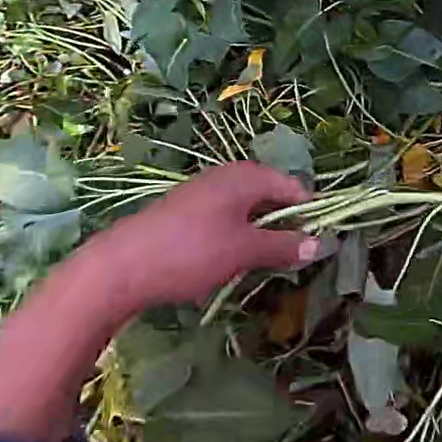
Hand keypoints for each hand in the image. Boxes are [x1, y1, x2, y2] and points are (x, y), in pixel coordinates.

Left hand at [88, 161, 319, 314]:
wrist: (120, 266)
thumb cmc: (190, 252)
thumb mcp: (244, 251)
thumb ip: (284, 246)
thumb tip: (321, 244)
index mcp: (247, 176)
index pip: (294, 188)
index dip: (309, 215)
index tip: (314, 247)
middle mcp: (228, 175)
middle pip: (272, 195)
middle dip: (285, 225)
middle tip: (289, 259)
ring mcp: (206, 190)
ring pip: (248, 208)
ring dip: (260, 232)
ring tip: (260, 263)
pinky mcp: (188, 208)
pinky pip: (227, 215)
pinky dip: (237, 234)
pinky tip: (228, 259)